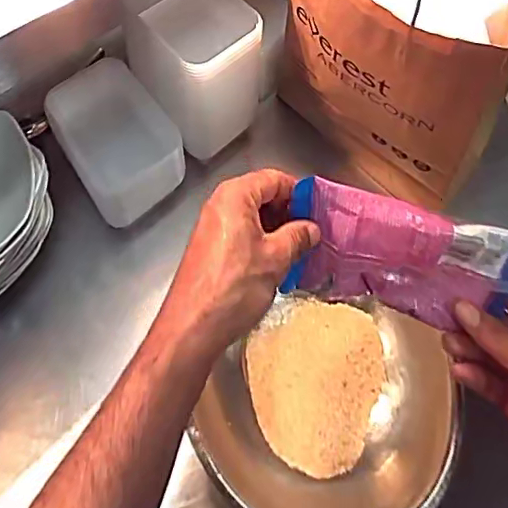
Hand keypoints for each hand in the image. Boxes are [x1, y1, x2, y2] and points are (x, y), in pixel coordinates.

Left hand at [153, 169, 319, 358]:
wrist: (191, 328)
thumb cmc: (232, 287)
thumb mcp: (276, 258)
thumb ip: (298, 236)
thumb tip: (311, 229)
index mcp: (235, 195)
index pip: (274, 178)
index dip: (299, 193)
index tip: (316, 212)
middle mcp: (220, 203)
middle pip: (262, 194)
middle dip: (288, 213)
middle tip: (310, 233)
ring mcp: (212, 224)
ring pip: (253, 216)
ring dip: (276, 230)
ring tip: (297, 252)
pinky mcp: (210, 246)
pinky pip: (242, 232)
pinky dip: (260, 242)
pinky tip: (275, 264)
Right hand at [447, 289, 507, 507]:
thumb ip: (502, 343)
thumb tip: (463, 308)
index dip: (488, 288)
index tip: (456, 277)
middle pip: (498, 326)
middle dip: (471, 318)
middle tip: (439, 310)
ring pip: (490, 354)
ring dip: (468, 347)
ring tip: (446, 341)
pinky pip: (489, 384)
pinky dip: (473, 376)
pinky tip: (458, 371)